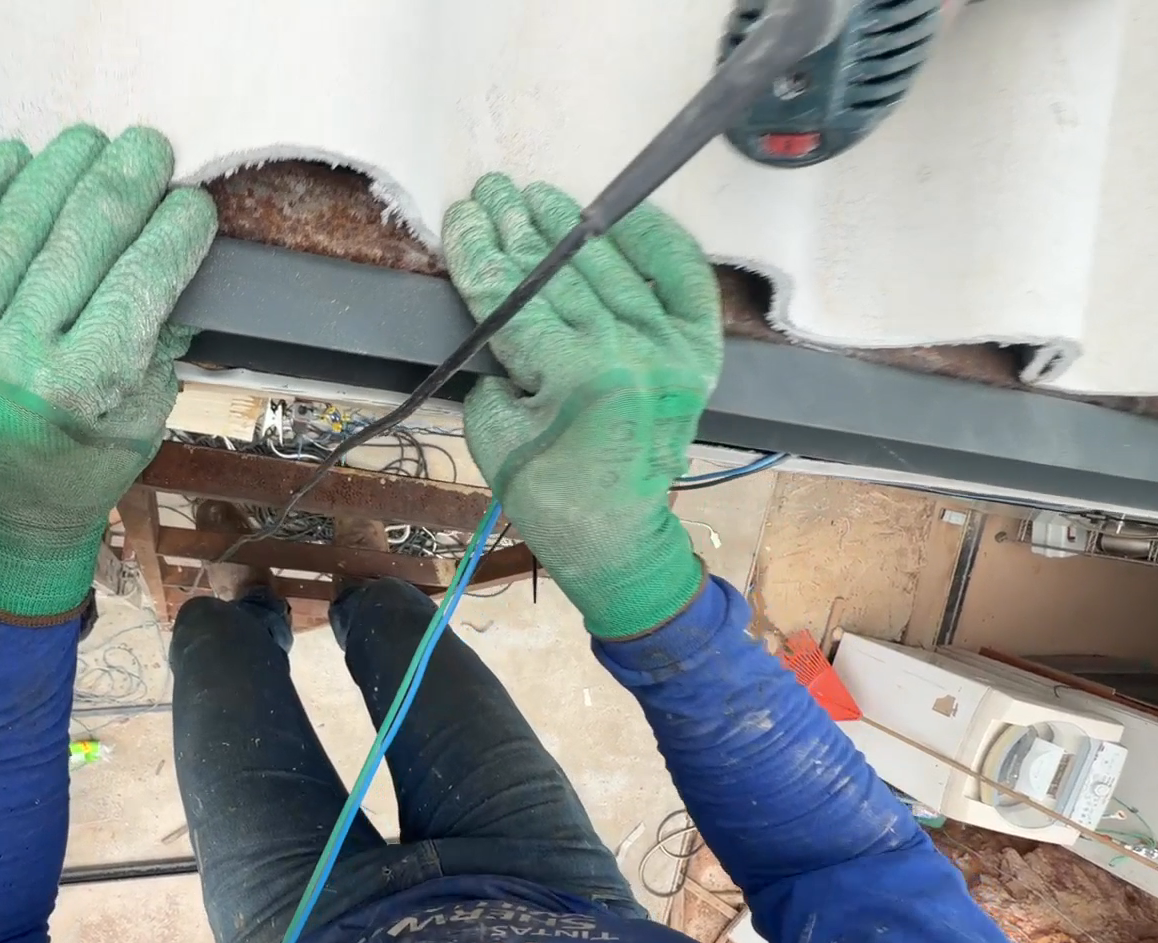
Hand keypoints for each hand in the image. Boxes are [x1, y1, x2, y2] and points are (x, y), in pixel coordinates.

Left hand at [0, 127, 215, 618]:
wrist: (16, 497)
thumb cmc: (95, 456)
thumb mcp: (149, 408)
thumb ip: (161, 331)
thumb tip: (172, 245)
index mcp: (79, 391)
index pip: (138, 283)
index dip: (173, 233)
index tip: (196, 204)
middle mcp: (9, 355)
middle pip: (82, 238)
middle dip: (127, 182)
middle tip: (153, 147)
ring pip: (18, 216)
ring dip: (64, 167)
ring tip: (96, 145)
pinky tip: (21, 158)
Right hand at [443, 175, 721, 638]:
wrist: (617, 535)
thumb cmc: (546, 496)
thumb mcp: (492, 435)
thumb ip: (495, 366)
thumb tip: (506, 316)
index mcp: (575, 375)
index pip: (514, 297)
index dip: (479, 254)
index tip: (460, 217)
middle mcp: (629, 348)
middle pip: (559, 272)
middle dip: (515, 229)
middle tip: (489, 191)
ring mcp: (671, 345)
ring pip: (609, 265)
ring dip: (567, 226)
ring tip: (535, 195)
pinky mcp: (697, 350)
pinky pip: (681, 277)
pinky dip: (654, 240)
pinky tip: (620, 212)